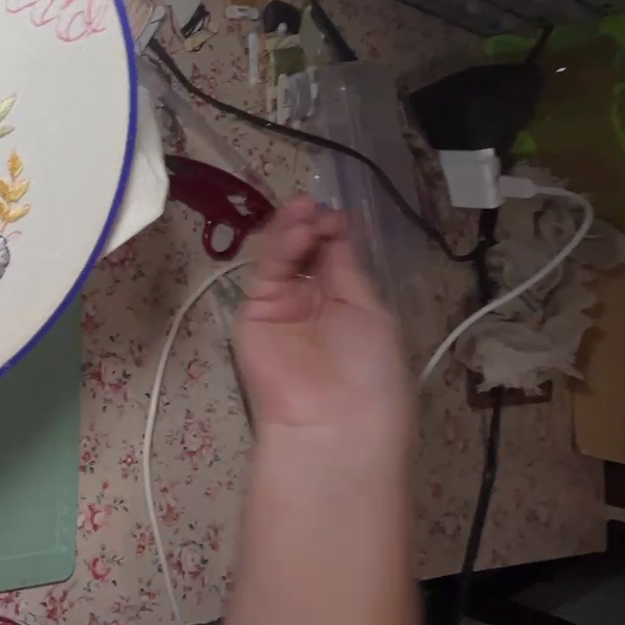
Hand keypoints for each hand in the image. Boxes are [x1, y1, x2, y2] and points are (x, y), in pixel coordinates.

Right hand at [235, 197, 413, 443]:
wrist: (332, 419)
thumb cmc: (369, 373)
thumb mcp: (371, 316)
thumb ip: (346, 271)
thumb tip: (336, 232)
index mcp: (346, 304)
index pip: (334, 258)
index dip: (335, 234)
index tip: (338, 214)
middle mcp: (311, 300)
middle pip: (305, 253)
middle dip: (311, 227)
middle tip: (315, 205)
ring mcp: (280, 304)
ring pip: (282, 258)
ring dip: (292, 231)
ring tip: (302, 208)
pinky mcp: (253, 309)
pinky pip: (268, 274)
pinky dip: (280, 251)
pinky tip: (296, 233)